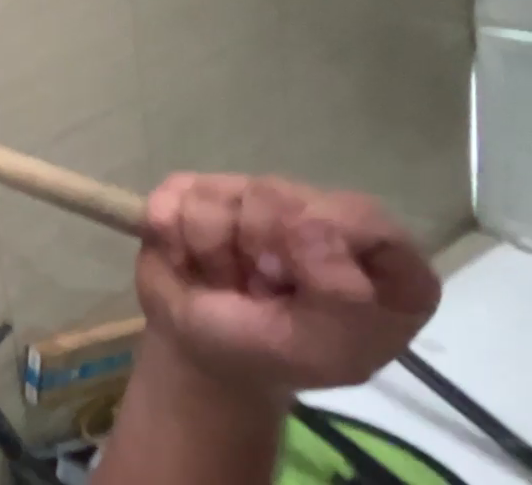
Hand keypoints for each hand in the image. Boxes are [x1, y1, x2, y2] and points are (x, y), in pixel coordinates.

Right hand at [137, 174, 440, 394]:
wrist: (197, 349)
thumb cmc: (272, 354)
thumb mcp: (326, 349)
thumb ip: (341, 295)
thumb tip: (309, 223)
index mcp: (374, 253)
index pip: (357, 214)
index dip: (316, 240)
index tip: (291, 281)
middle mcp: (314, 213)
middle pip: (274, 194)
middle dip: (251, 246)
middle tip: (256, 287)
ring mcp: (247, 195)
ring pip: (215, 194)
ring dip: (208, 248)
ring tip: (221, 278)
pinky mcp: (191, 191)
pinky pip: (172, 194)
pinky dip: (170, 234)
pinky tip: (186, 258)